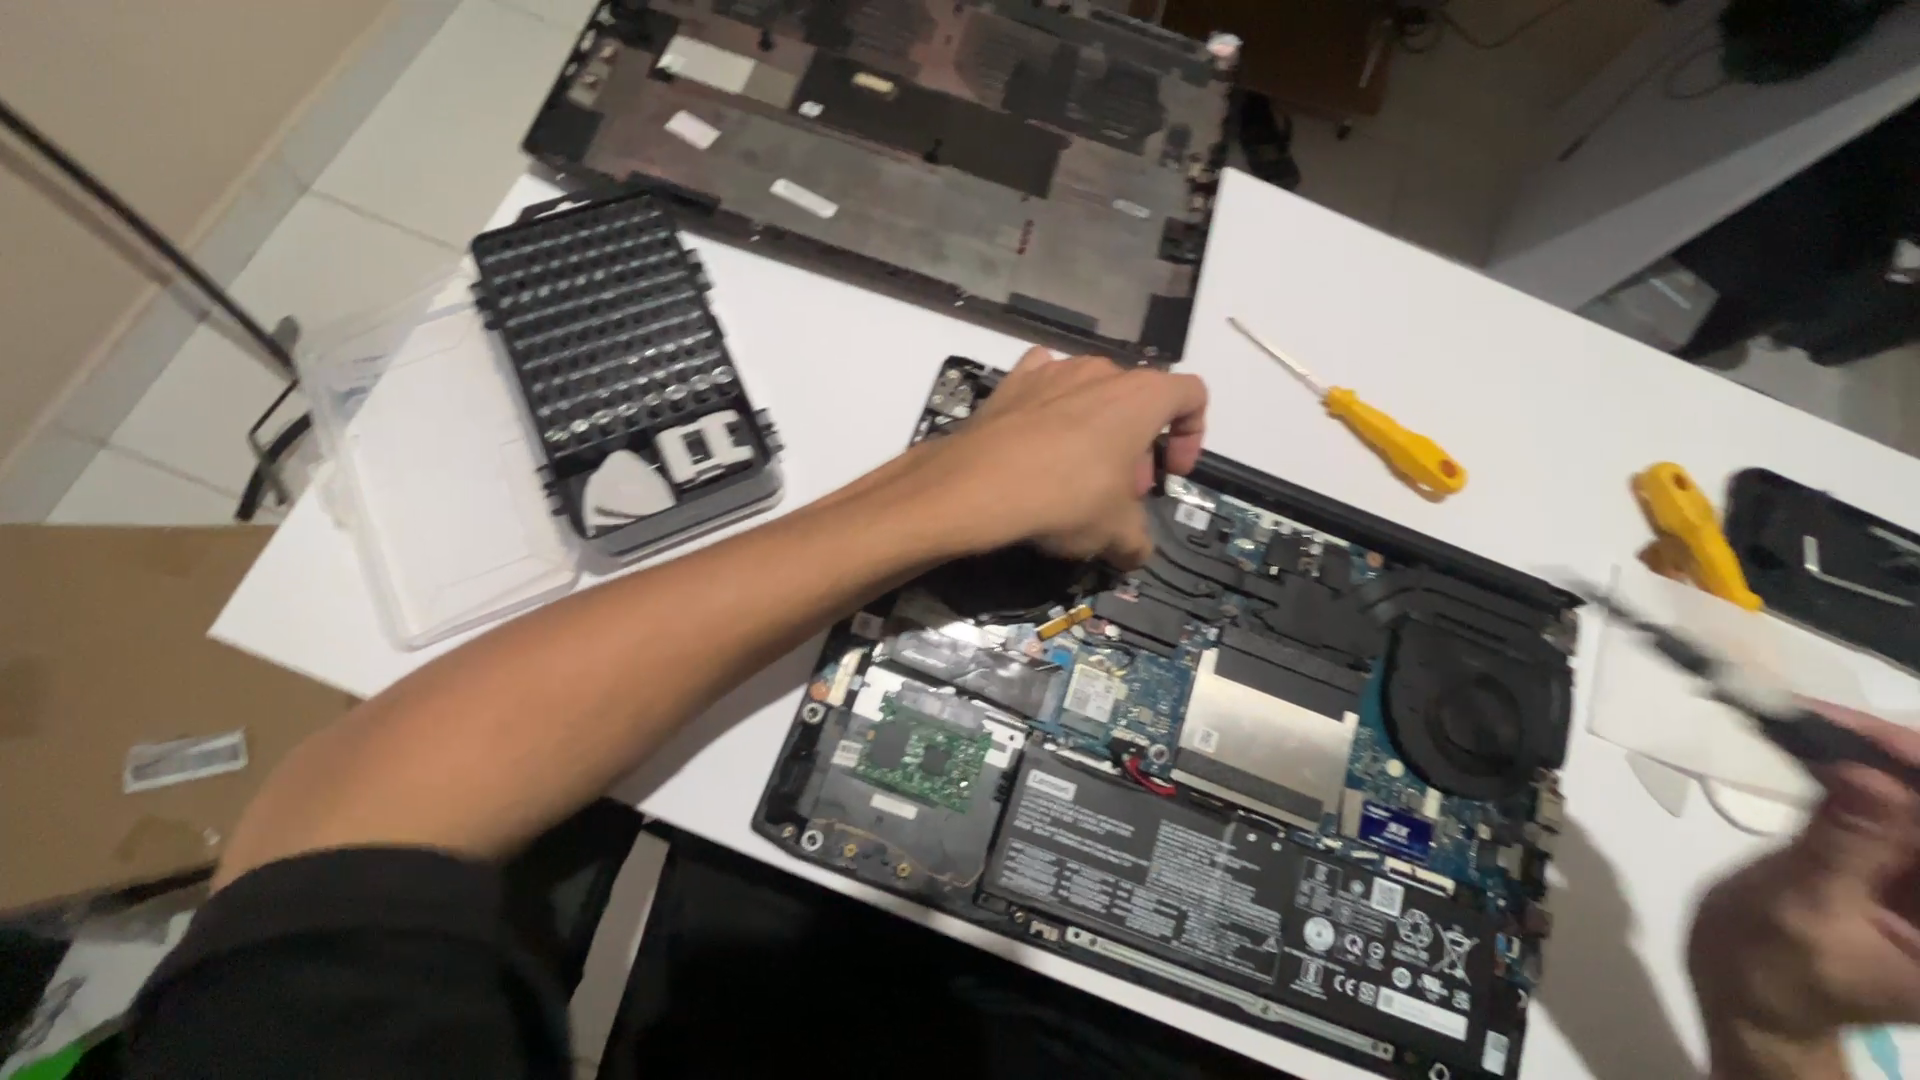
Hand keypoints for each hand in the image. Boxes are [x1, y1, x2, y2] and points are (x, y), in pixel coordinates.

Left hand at [904, 349, 1206, 568]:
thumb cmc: (1066, 499)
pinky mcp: (1013, 381)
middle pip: (1138, 401)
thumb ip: (1138, 541)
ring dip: (1097, 429)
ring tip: (1078, 473)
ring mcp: (1054, 369)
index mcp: (1142, 396)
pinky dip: (1051, 408)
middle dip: (1138, 446)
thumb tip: (1136, 554)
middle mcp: (1102, 371)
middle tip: (1121, 490)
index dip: (1192, 436)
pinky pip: (1044, 384)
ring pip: (1092, 393)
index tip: (1172, 474)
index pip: (1192, 395)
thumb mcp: (1115, 532)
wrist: (978, 486)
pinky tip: (1039, 442)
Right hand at [1688, 705, 1919, 1078]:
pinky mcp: (1902, 861)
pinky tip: (1810, 740)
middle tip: (1816, 714)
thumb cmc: (1774, 966)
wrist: (1747, 992)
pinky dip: (1854, 768)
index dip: (1918, 771)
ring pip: (1915, 797)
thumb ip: (1842, 845)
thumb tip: (1868, 775)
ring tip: (1804, 718)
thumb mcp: (1804, 909)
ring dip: (1872, 755)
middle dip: (1896, 755)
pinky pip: (1893, 804)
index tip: (1857, 732)